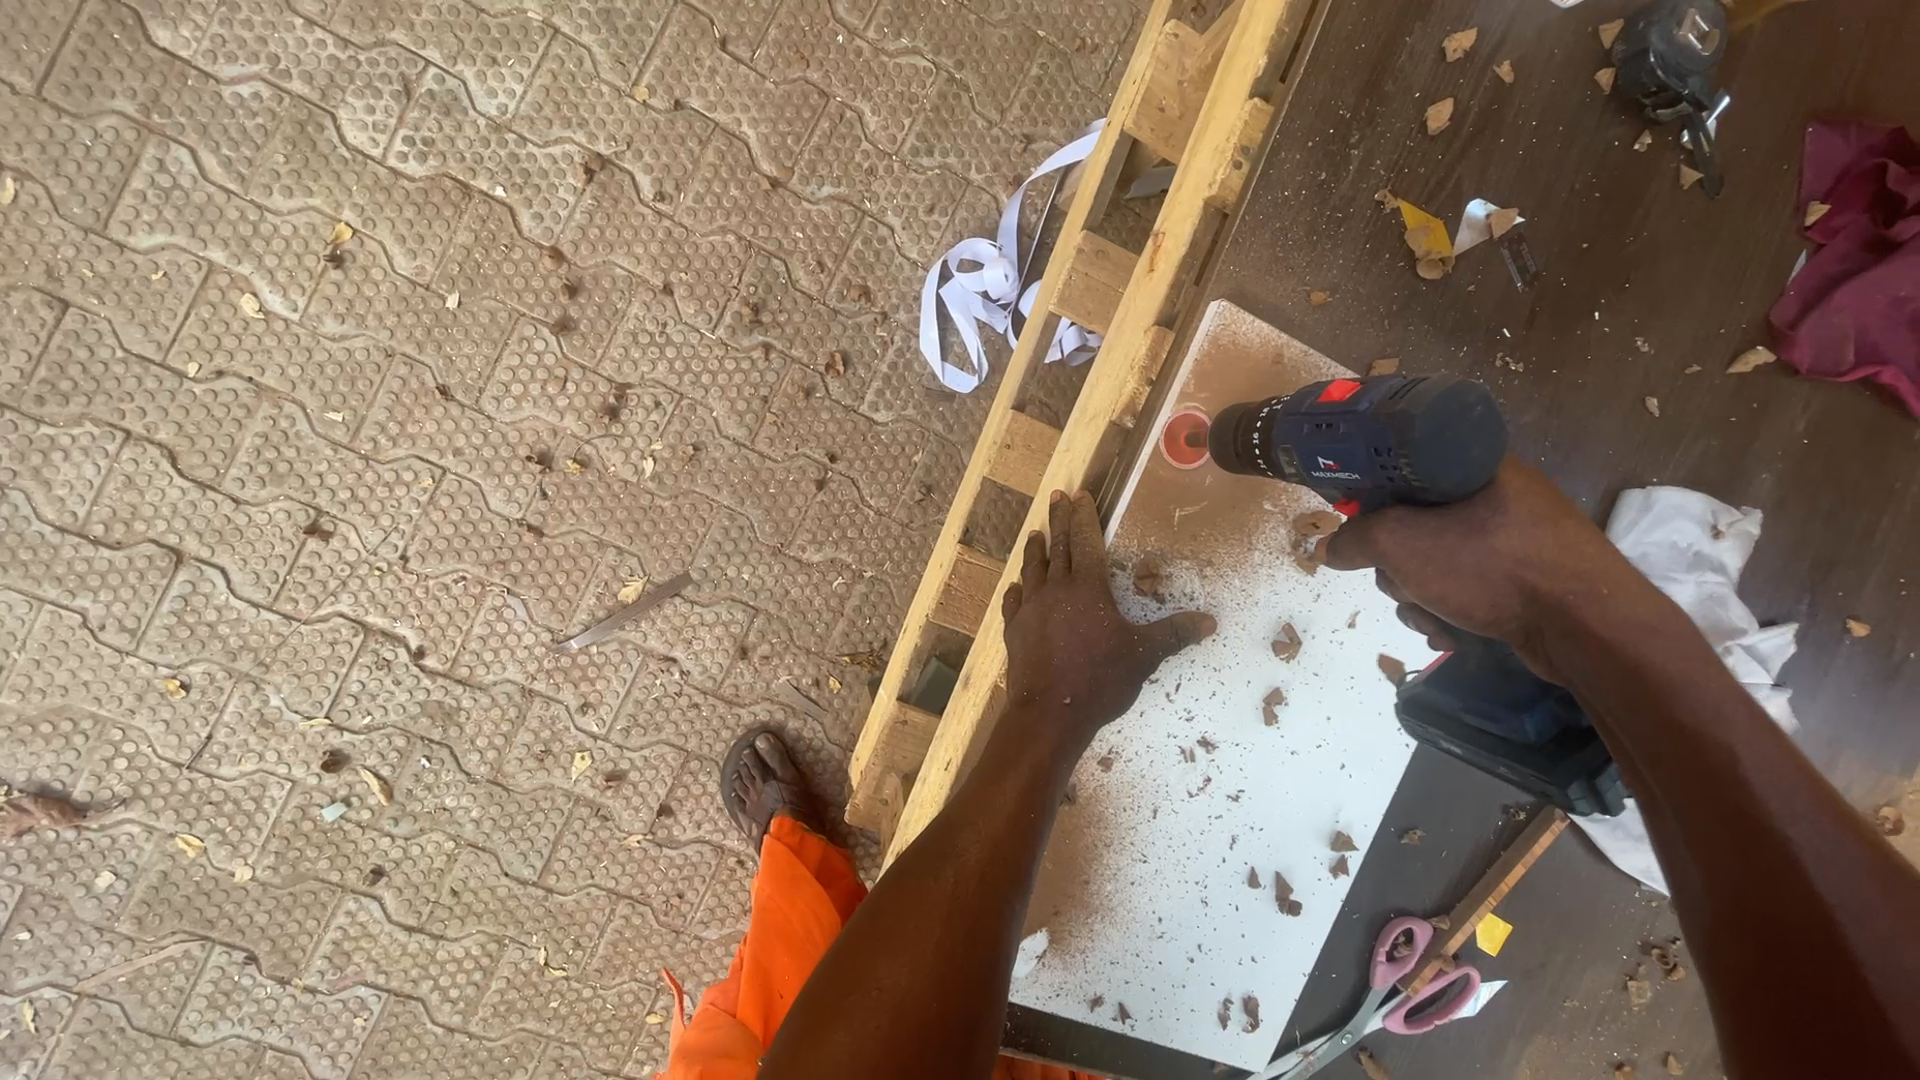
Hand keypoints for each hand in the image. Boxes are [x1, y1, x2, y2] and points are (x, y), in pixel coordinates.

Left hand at [1002, 490, 1216, 736]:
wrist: (1050, 712)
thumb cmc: (1100, 679)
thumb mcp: (1144, 656)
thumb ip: (1174, 634)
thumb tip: (1209, 621)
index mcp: (1088, 588)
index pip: (1086, 542)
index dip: (1084, 517)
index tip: (1080, 495)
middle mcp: (1056, 591)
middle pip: (1058, 548)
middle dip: (1059, 521)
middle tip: (1056, 497)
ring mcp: (1031, 610)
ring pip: (1032, 570)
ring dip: (1035, 550)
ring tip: (1035, 534)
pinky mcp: (1015, 632)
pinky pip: (1014, 604)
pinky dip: (1016, 591)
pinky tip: (1016, 588)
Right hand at [1320, 458, 1650, 683]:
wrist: (1587, 627)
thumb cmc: (1491, 566)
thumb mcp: (1400, 543)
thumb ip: (1355, 539)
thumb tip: (1328, 548)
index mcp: (1474, 465)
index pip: (1402, 473)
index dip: (1371, 503)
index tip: (1361, 532)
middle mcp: (1497, 496)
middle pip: (1412, 526)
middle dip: (1397, 568)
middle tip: (1405, 583)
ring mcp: (1516, 538)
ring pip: (1434, 563)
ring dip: (1419, 597)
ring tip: (1433, 618)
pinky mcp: (1527, 577)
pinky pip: (1465, 586)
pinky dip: (1449, 610)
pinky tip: (1452, 632)